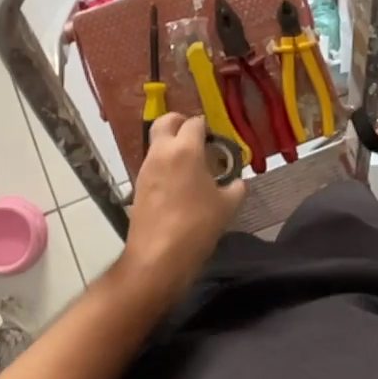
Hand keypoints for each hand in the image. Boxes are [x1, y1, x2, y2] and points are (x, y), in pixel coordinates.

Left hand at [113, 114, 246, 298]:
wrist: (158, 257)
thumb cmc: (197, 226)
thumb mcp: (227, 207)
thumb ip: (236, 188)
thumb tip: (239, 182)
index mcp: (185, 149)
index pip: (195, 122)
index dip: (207, 126)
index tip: (217, 138)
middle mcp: (161, 152)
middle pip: (166, 121)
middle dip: (181, 122)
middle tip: (197, 136)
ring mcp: (146, 168)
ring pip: (157, 143)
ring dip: (171, 145)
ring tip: (191, 165)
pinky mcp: (138, 186)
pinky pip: (152, 164)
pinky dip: (164, 164)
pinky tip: (179, 184)